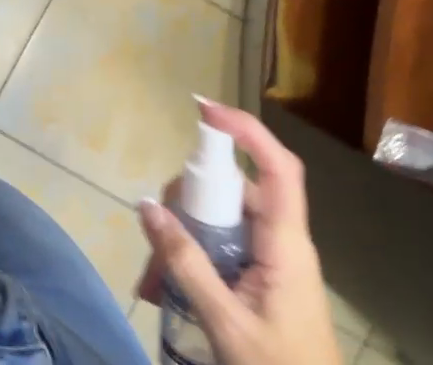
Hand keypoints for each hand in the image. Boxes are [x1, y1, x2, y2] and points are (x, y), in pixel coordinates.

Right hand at [137, 101, 340, 364]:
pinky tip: (165, 286)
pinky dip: (191, 253)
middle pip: (235, 188)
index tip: (203, 109)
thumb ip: (186, 264)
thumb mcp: (225, 322)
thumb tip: (146, 205)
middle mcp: (283, 241)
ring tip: (153, 276)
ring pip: (222, 217)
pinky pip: (222, 244)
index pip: (278, 168)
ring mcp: (273, 258)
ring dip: (183, 233)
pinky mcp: (262, 275)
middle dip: (189, 196)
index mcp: (287, 245)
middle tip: (154, 225)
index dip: (246, 131)